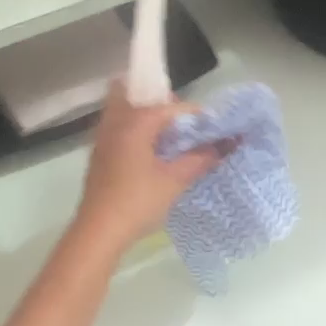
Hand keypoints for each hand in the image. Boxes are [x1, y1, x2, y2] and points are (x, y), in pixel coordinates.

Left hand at [74, 83, 228, 248]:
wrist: (99, 230)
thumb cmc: (138, 201)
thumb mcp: (175, 181)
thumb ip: (201, 159)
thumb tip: (227, 144)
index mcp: (136, 121)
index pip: (172, 106)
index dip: (196, 116)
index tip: (213, 129)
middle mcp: (116, 121)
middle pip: (138, 94)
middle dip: (162, 104)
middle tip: (183, 125)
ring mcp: (103, 137)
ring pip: (124, 111)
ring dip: (146, 117)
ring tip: (168, 139)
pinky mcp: (99, 154)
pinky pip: (118, 128)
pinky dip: (134, 131)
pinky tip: (150, 154)